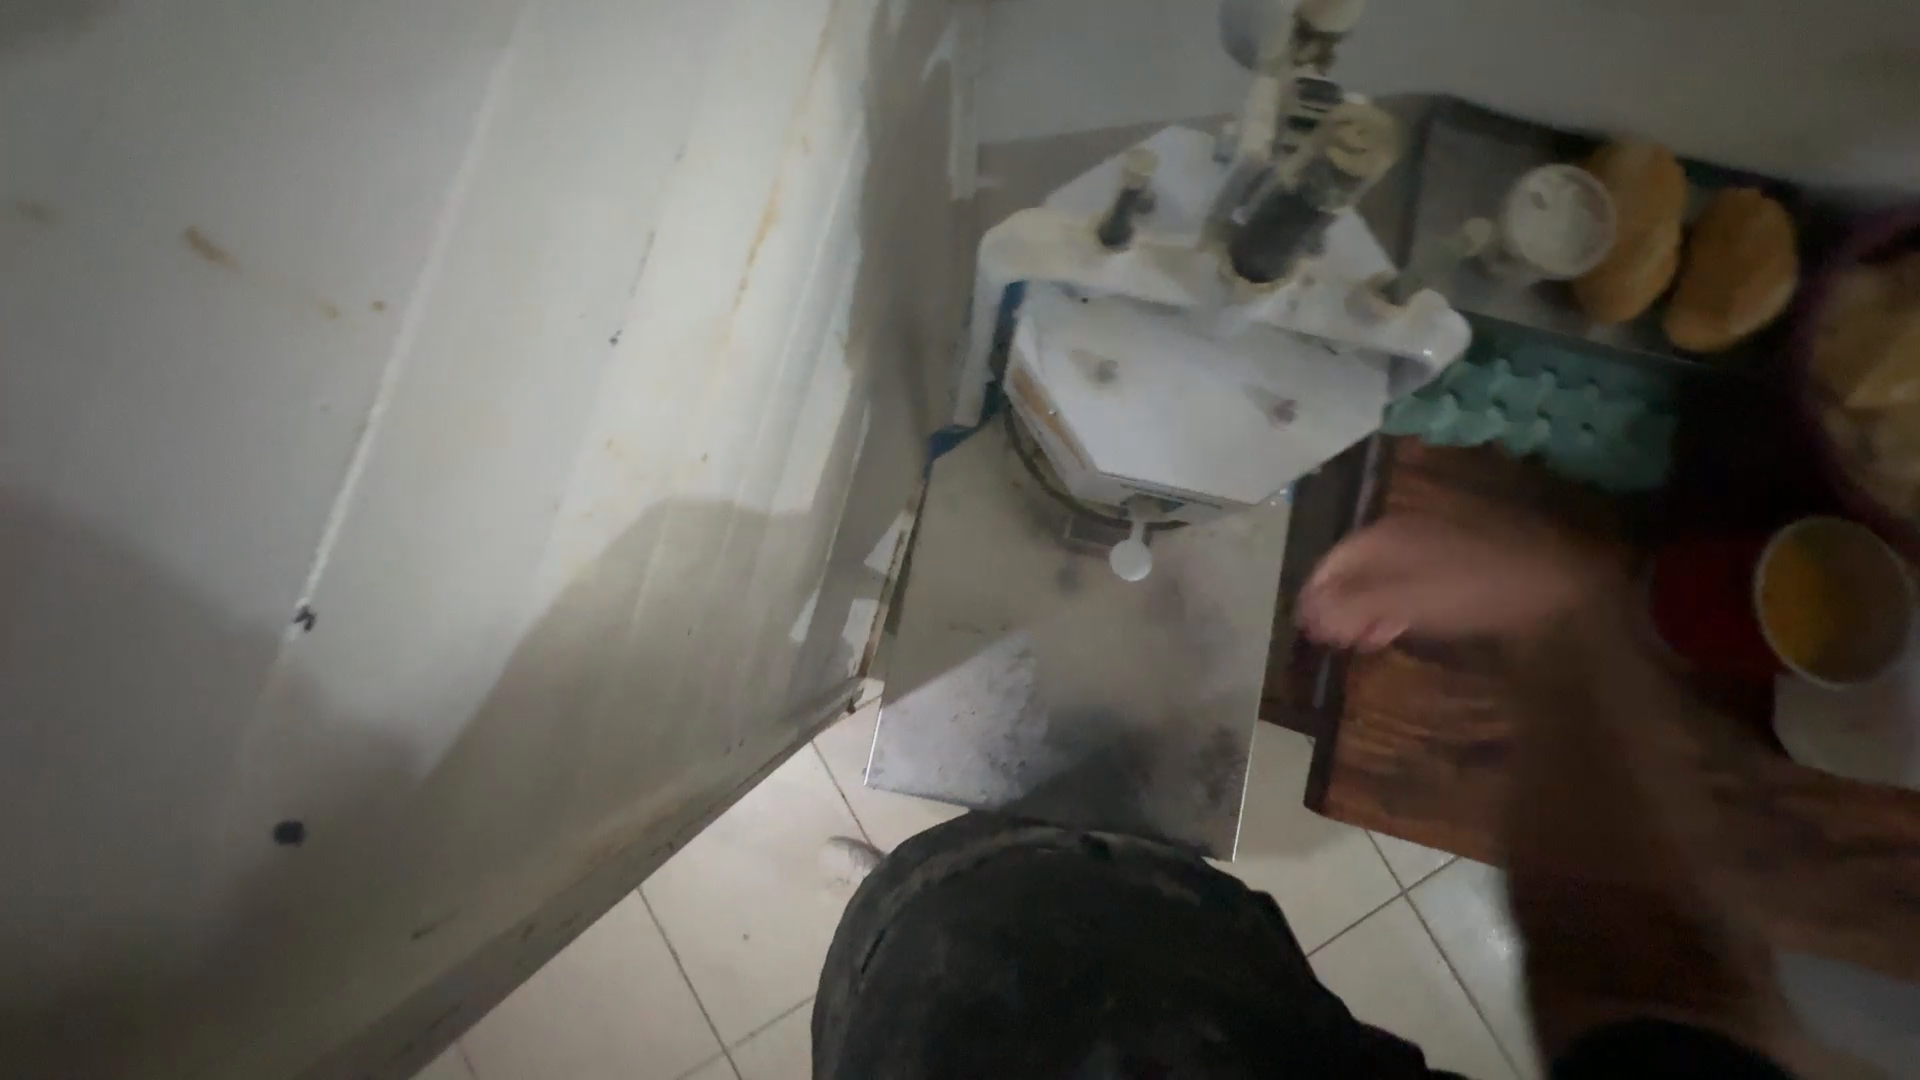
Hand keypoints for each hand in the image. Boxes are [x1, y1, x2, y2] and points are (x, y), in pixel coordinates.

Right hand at [1297, 512, 1616, 649]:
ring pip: (1377, 580)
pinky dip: (1390, 609)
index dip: (1312, 599)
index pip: (1326, 567)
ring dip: (1362, 611)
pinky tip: (1396, 628)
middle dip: (1336, 606)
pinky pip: (1404, 585)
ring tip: (1360, 641)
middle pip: (1350, 572)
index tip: (1307, 632)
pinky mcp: (1452, 563)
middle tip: (1331, 642)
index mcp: (1378, 538)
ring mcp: (1426, 547)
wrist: (1558, 579)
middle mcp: (1396, 536)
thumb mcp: (1403, 600)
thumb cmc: (1471, 589)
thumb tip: (1305, 615)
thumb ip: (1350, 605)